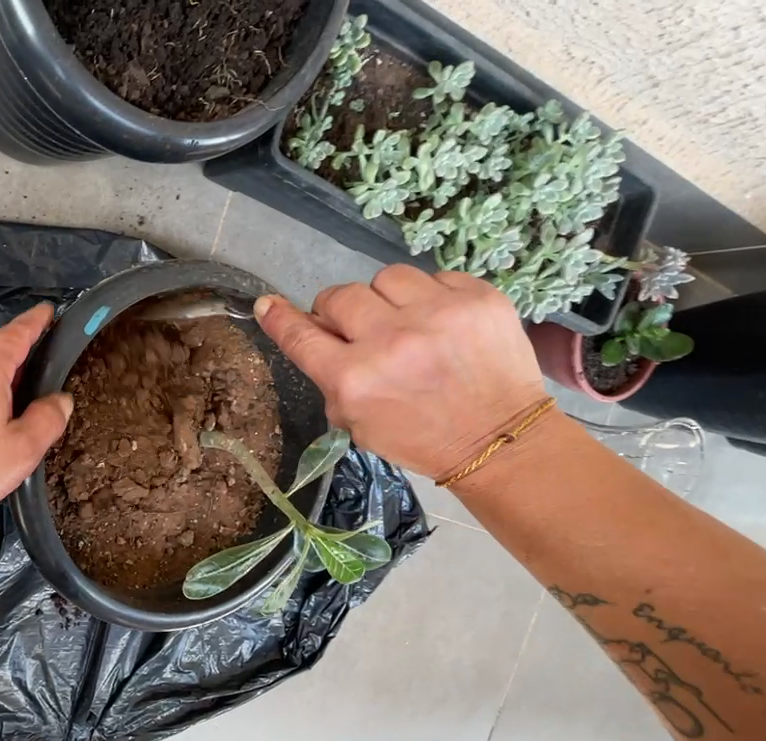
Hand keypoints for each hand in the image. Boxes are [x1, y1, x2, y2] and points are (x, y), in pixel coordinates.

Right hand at [254, 265, 547, 479]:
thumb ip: (332, 380)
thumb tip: (318, 336)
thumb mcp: (356, 422)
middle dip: (338, 310)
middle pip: (341, 296)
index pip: (302, 335)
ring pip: (385, 278)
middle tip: (352, 327)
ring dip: (383, 298)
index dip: (279, 317)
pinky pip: (434, 277)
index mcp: (353, 379)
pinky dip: (428, 296)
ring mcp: (437, 313)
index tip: (267, 304)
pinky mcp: (478, 297)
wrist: (498, 438)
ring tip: (400, 320)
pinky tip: (437, 322)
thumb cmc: (418, 438)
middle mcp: (389, 340)